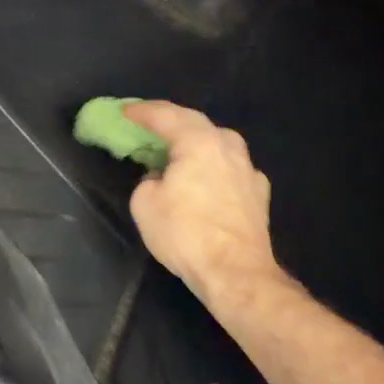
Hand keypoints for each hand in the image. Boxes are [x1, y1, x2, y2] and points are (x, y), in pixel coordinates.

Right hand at [122, 102, 280, 302]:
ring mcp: (248, 168)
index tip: (124, 111)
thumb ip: (148, 180)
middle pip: (195, 123)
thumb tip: (160, 177)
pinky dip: (214, 165)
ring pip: (218, 142)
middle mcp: (227, 146)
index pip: (165, 115)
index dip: (142, 111)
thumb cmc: (186, 234)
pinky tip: (208, 176)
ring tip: (178, 147)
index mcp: (198, 142)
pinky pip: (231, 167)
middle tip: (148, 124)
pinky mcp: (259, 192)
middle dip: (169, 121)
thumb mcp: (145, 204)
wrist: (236, 272)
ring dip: (196, 141)